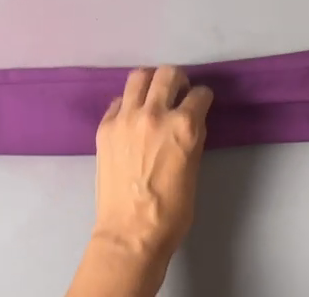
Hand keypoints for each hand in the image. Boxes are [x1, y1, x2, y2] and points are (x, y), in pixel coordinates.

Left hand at [90, 66, 214, 257]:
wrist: (130, 235)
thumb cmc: (170, 212)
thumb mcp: (193, 170)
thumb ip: (191, 138)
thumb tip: (188, 121)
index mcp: (184, 127)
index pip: (200, 94)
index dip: (202, 97)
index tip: (200, 101)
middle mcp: (155, 113)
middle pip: (168, 73)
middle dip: (178, 79)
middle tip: (177, 91)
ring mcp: (127, 117)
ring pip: (139, 76)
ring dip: (150, 81)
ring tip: (152, 94)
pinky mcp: (106, 126)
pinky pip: (119, 100)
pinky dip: (129, 103)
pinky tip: (131, 117)